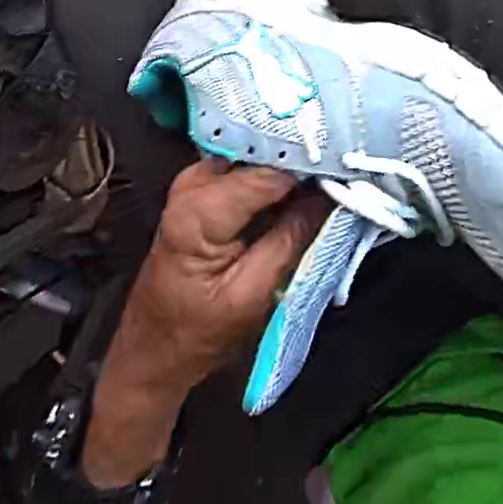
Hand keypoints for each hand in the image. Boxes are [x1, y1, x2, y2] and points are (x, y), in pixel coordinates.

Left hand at [82, 161, 328, 485]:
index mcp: (198, 211)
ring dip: (293, 167)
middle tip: (346, 174)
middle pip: (260, 156)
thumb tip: (332, 195)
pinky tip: (306, 185)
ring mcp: (196, 182)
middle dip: (304, 162)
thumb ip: (292, 237)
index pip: (269, 173)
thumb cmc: (197, 332)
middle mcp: (193, 183)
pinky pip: (248, 169)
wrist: (152, 347)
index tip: (350, 175)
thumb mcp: (253, 294)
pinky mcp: (203, 188)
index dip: (312, 170)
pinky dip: (277, 176)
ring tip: (332, 178)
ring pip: (257, 158)